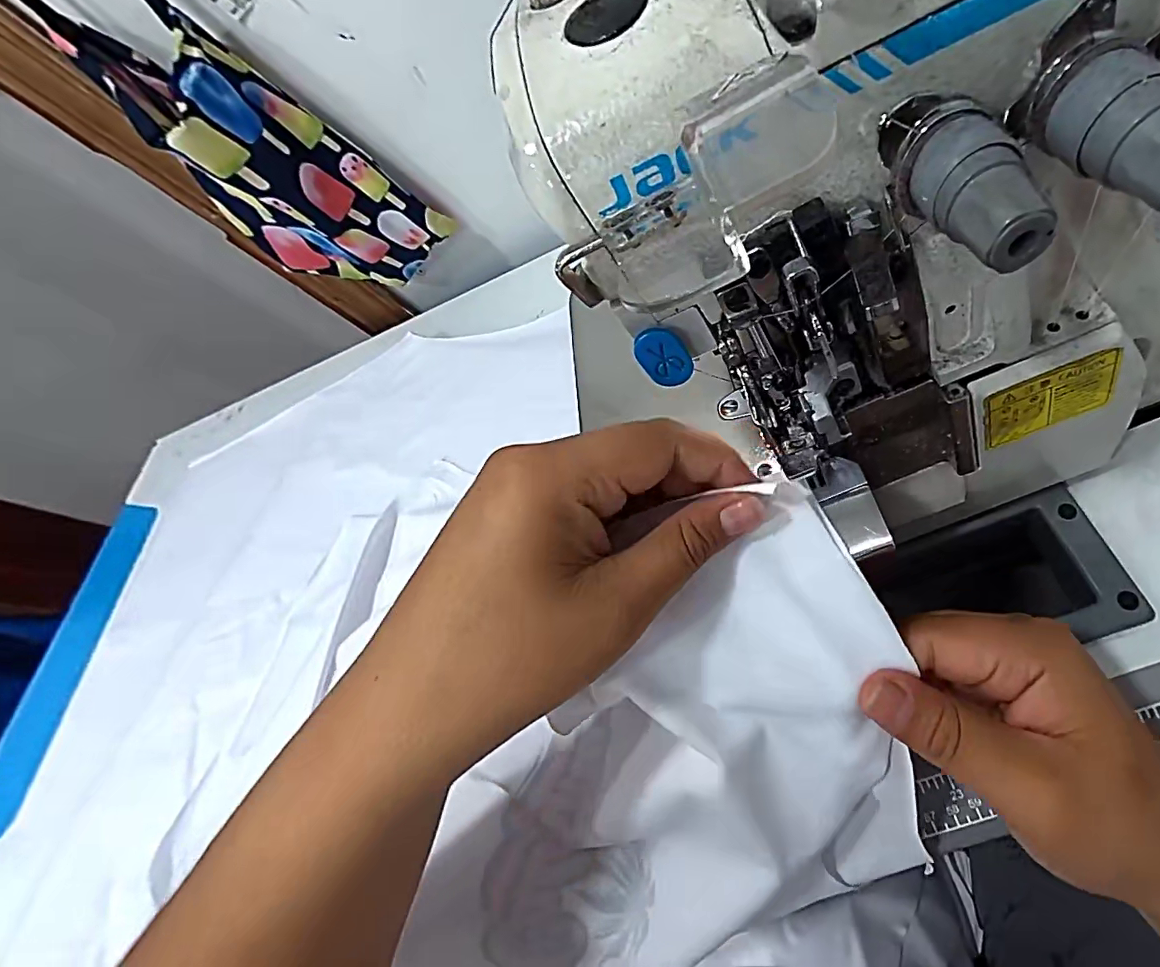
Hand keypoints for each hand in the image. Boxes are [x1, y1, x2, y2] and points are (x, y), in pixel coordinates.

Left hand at [367, 419, 766, 772]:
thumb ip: (688, 543)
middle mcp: (526, 462)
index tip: (754, 501)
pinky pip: (577, 499)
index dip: (715, 463)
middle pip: (630, 453)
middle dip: (686, 486)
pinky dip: (618, 520)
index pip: (656, 441)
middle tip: (726, 532)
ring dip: (654, 506)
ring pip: (607, 477)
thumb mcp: (618, 602)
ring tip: (685, 551)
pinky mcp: (502, 516)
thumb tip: (744, 505)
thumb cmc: (512, 661)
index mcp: (550, 469)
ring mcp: (508, 488)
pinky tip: (635, 557)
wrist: (405, 719)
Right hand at [859, 612, 1159, 901]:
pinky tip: (918, 733)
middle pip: (931, 641)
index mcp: (1031, 649)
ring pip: (937, 660)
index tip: (851, 702)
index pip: (932, 635)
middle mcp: (1021, 641)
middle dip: (896, 679)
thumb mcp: (1024, 786)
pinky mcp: (1011, 685)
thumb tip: (874, 687)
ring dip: (911, 695)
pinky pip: (953, 680)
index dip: (888, 665)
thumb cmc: (1112, 826)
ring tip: (886, 733)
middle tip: (865, 724)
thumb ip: (946, 732)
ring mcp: (1017, 661)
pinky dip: (930, 706)